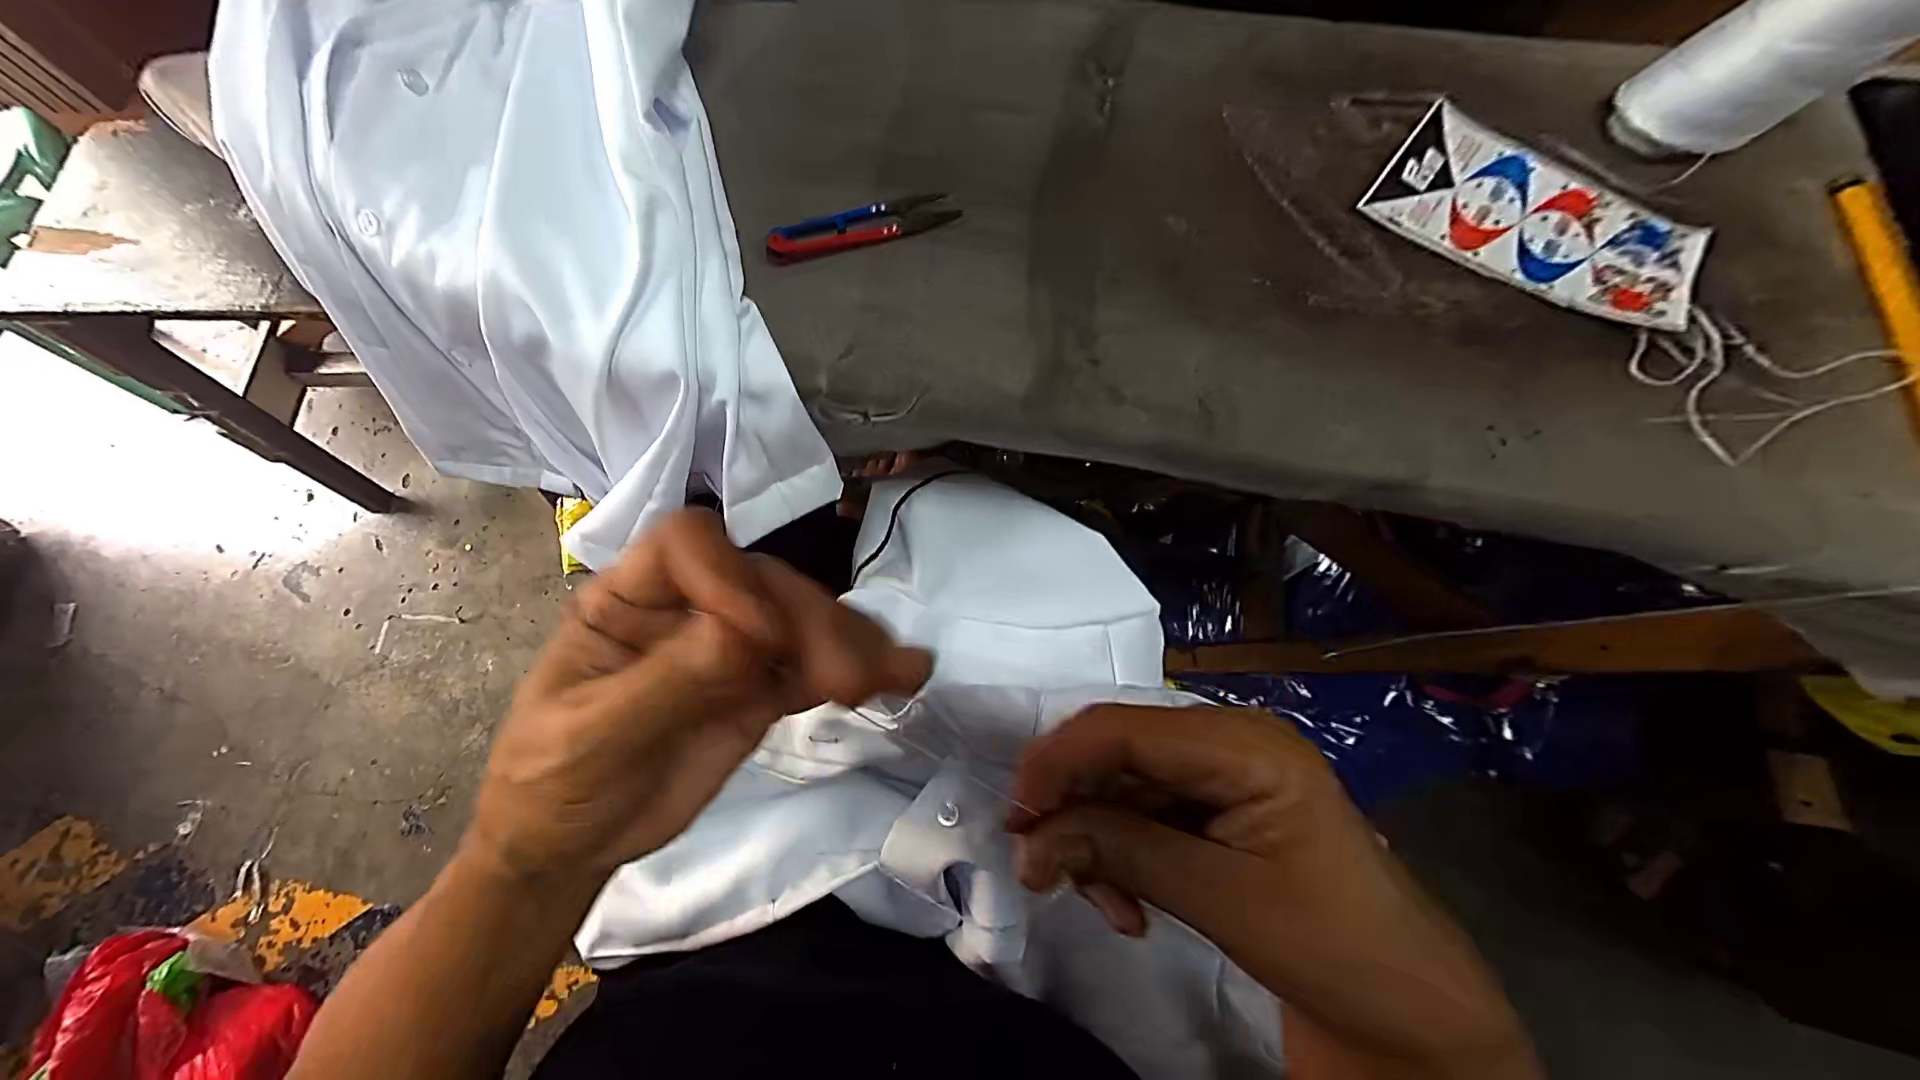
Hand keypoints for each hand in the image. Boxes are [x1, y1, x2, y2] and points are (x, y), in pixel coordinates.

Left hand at [467, 508, 930, 884]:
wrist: (570, 848)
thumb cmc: (550, 786)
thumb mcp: (589, 739)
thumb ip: (665, 684)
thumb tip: (745, 635)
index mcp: (629, 600)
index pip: (686, 545)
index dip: (730, 575)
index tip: (762, 639)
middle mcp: (688, 608)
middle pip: (765, 583)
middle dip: (813, 624)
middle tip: (847, 681)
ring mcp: (730, 646)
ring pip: (803, 619)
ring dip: (852, 642)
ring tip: (895, 674)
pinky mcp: (762, 686)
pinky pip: (815, 666)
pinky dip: (860, 668)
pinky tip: (900, 676)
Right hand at [1009, 705, 1539, 1079]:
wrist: (1404, 1002)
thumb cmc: (1331, 942)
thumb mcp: (1221, 898)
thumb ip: (1123, 852)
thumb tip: (1032, 840)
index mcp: (1244, 744)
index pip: (1125, 728)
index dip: (1059, 762)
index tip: (1017, 816)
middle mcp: (1225, 739)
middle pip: (1116, 752)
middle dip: (1073, 809)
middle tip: (1041, 870)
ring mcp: (1218, 770)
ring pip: (1119, 784)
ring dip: (1094, 840)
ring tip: (1103, 905)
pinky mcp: (1210, 802)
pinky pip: (1140, 810)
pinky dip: (1118, 852)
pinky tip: (1126, 903)